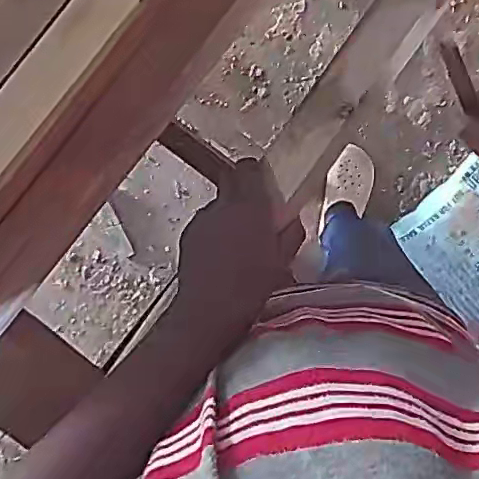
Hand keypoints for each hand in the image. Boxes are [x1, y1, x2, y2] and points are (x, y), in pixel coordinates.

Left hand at [174, 158, 290, 322]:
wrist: (210, 311)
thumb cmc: (252, 286)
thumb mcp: (283, 261)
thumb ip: (290, 234)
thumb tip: (291, 222)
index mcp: (250, 205)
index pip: (249, 167)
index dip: (257, 172)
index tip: (266, 183)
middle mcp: (222, 205)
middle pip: (230, 181)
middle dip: (243, 192)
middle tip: (257, 213)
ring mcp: (201, 220)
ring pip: (218, 206)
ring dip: (228, 216)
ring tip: (240, 242)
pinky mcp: (187, 237)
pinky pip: (205, 225)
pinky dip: (214, 233)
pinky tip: (222, 256)